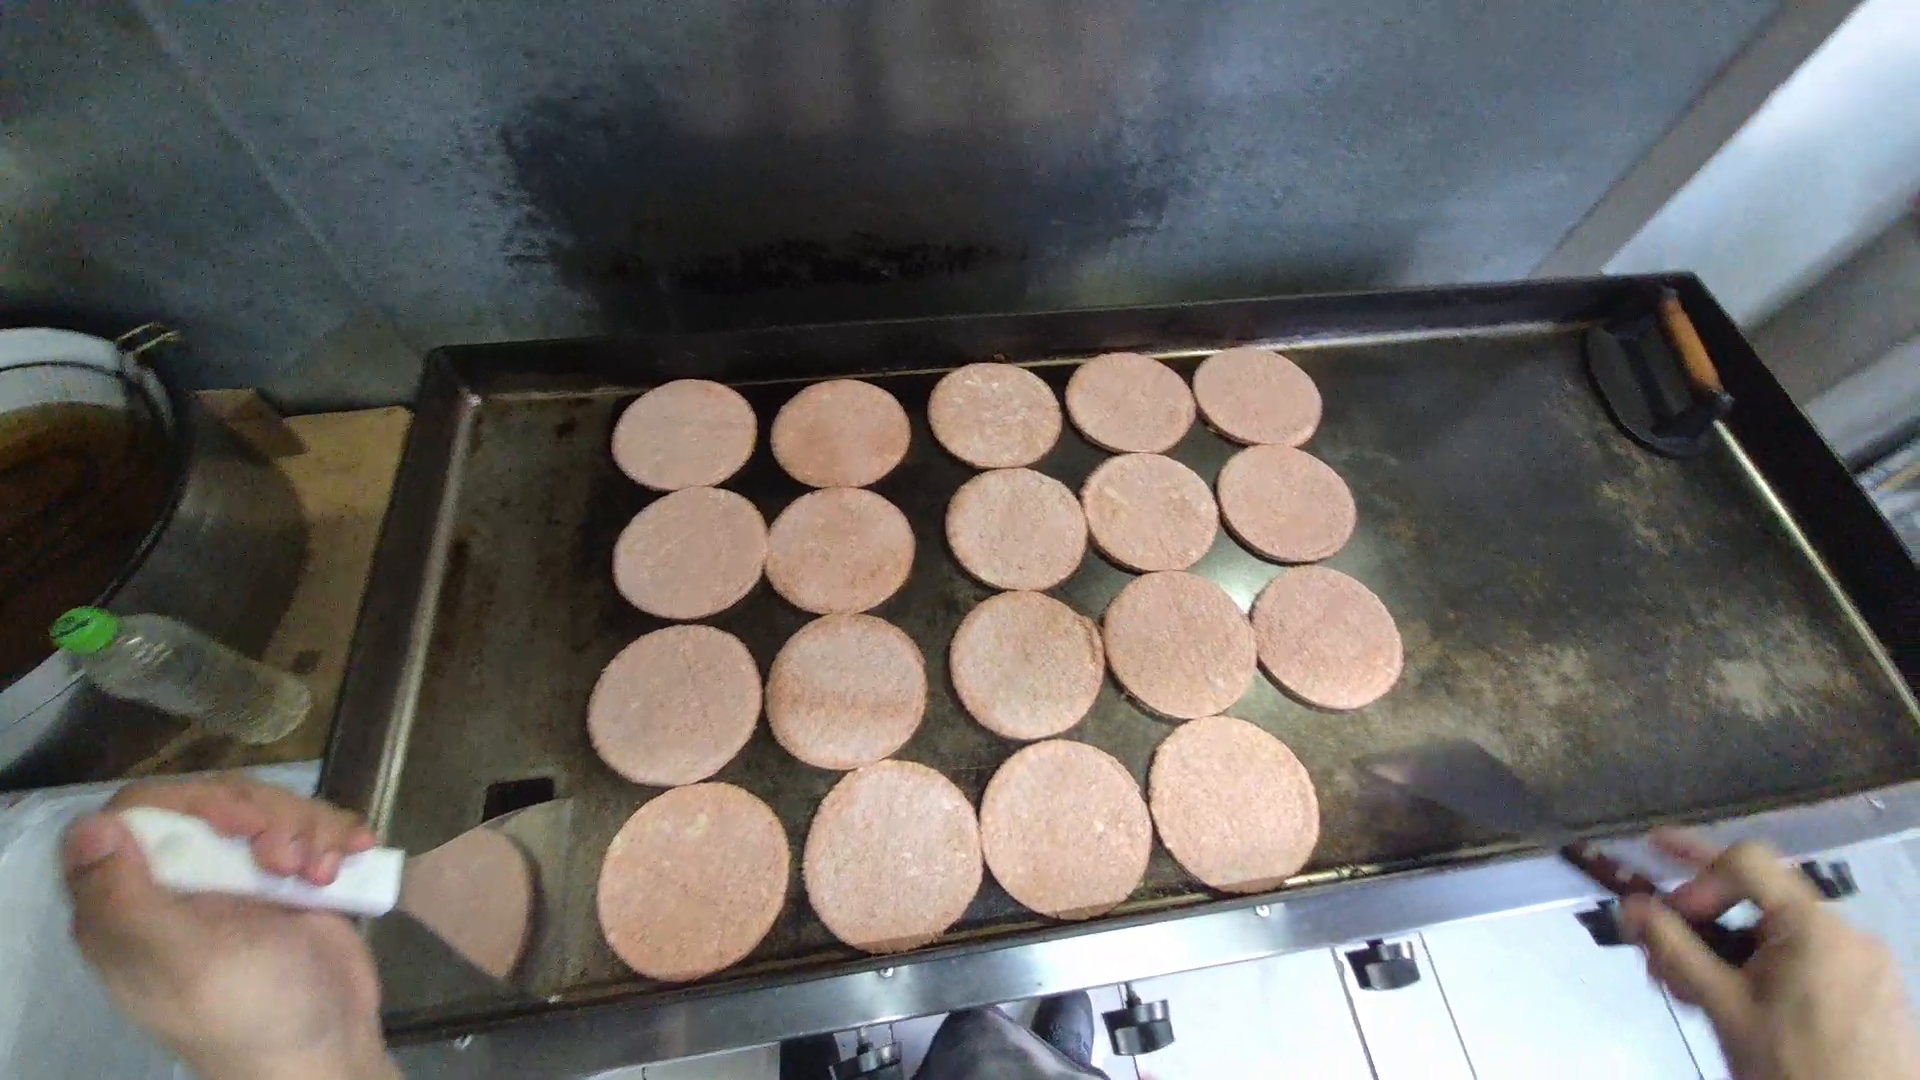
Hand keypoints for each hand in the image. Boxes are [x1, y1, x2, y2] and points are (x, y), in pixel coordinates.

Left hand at [63, 775, 399, 1079]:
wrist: (326, 1039)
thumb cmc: (245, 1007)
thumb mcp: (183, 958)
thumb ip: (130, 899)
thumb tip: (93, 828)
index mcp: (136, 902)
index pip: (143, 813)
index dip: (195, 802)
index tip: (242, 826)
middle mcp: (188, 882)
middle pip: (224, 799)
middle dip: (273, 817)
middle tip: (289, 861)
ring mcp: (248, 878)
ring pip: (280, 808)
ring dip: (315, 830)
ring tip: (325, 874)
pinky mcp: (300, 877)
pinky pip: (323, 827)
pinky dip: (345, 834)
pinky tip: (357, 855)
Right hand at [1620, 829, 1919, 1079]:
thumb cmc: (1794, 1061)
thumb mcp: (1719, 1001)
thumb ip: (1668, 942)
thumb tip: (1628, 903)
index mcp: (1817, 929)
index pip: (1745, 860)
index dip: (1696, 872)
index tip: (1669, 911)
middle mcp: (1847, 935)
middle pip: (1752, 893)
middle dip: (1694, 912)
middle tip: (1655, 939)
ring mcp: (1860, 964)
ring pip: (1766, 926)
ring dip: (1714, 942)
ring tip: (1680, 980)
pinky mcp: (1864, 990)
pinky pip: (1794, 953)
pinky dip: (1748, 961)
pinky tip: (1719, 993)